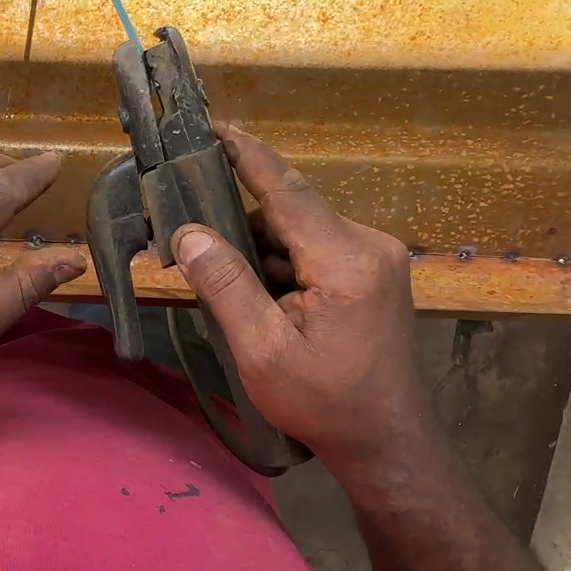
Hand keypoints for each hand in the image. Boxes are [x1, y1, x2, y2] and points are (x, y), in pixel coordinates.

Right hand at [171, 125, 443, 492]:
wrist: (385, 442)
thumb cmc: (324, 402)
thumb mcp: (262, 349)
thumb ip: (226, 285)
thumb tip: (188, 233)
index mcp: (346, 259)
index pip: (287, 191)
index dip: (247, 157)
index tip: (214, 127)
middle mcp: (367, 246)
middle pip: (285, 215)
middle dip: (235, 227)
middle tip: (185, 243)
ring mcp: (373, 260)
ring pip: (294, 236)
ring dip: (255, 255)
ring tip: (220, 288)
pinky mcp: (369, 276)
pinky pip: (309, 253)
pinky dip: (275, 268)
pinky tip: (256, 301)